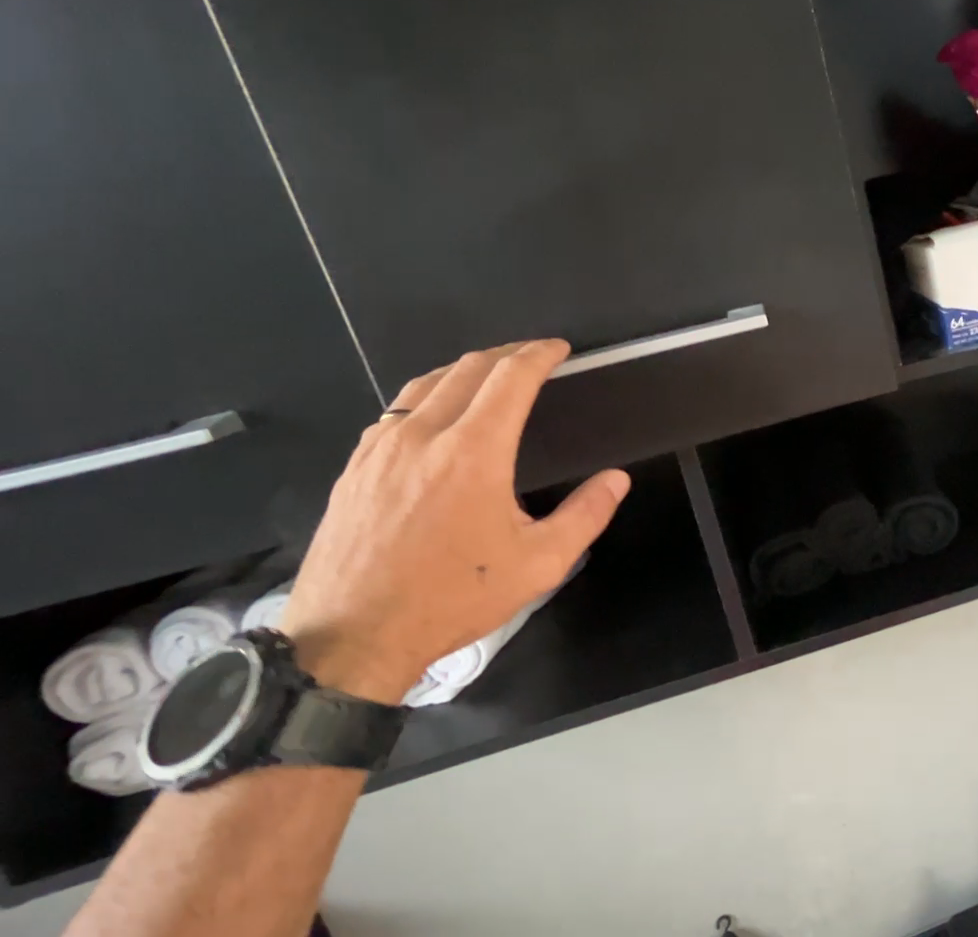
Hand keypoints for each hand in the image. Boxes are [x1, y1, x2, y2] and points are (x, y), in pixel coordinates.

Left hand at [278, 340, 629, 702]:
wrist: (352, 636)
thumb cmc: (453, 598)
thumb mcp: (539, 564)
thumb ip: (586, 515)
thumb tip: (616, 479)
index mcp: (473, 452)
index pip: (510, 378)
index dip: (539, 355)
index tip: (559, 349)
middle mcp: (423, 436)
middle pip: (466, 369)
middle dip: (506, 354)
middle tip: (533, 356)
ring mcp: (380, 449)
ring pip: (425, 384)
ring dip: (464, 369)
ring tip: (489, 375)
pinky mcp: (355, 468)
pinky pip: (395, 412)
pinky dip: (428, 396)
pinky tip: (436, 416)